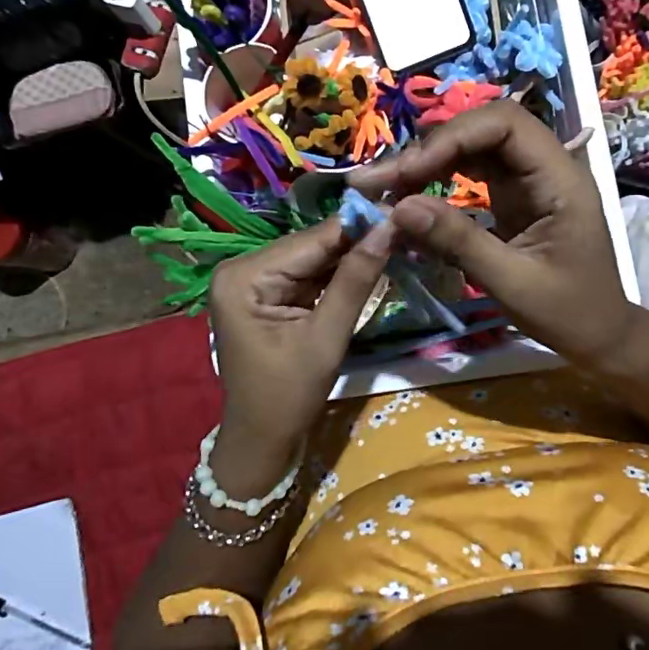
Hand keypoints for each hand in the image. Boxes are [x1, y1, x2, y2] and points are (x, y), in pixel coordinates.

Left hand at [209, 217, 392, 448]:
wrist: (262, 440)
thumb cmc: (288, 396)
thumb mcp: (326, 337)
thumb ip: (355, 281)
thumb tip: (387, 229)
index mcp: (245, 276)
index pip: (312, 240)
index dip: (359, 225)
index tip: (403, 210)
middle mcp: (242, 268)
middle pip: (312, 246)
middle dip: (357, 240)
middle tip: (406, 227)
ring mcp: (253, 281)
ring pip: (314, 258)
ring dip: (351, 255)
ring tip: (397, 240)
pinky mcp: (267, 294)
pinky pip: (309, 275)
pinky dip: (338, 275)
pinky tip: (371, 264)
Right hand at [349, 101, 634, 362]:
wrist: (600, 334)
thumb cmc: (569, 312)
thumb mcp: (513, 283)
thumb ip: (459, 242)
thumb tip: (399, 207)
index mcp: (560, 179)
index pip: (505, 124)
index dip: (453, 137)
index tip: (409, 172)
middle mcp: (546, 167)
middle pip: (484, 129)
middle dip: (431, 148)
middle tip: (380, 181)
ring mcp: (529, 180)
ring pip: (474, 147)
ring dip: (430, 161)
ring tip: (386, 186)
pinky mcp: (514, 197)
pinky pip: (473, 172)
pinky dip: (440, 179)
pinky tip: (411, 195)